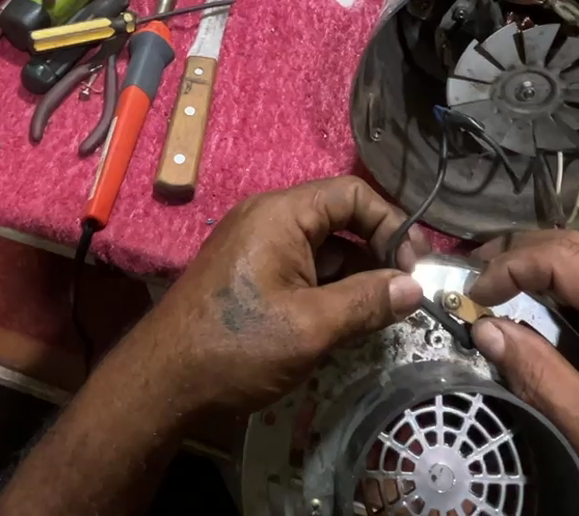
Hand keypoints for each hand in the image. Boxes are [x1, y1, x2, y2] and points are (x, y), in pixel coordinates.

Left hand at [106, 176, 427, 419]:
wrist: (162, 383)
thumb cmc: (237, 347)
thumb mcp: (310, 327)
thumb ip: (366, 302)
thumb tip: (415, 287)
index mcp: (281, 213)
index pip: (352, 194)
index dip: (391, 224)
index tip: (416, 268)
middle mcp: (269, 218)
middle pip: (339, 217)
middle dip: (378, 251)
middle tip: (407, 293)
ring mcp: (258, 244)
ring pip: (324, 246)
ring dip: (356, 273)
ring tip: (385, 312)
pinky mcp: (252, 272)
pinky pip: (303, 265)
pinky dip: (330, 286)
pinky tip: (349, 318)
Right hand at [467, 230, 578, 515]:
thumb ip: (536, 374)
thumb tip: (483, 327)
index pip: (562, 255)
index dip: (508, 264)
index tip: (471, 292)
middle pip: (576, 244)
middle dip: (518, 253)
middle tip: (474, 278)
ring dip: (541, 267)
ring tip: (498, 288)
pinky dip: (567, 288)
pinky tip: (542, 309)